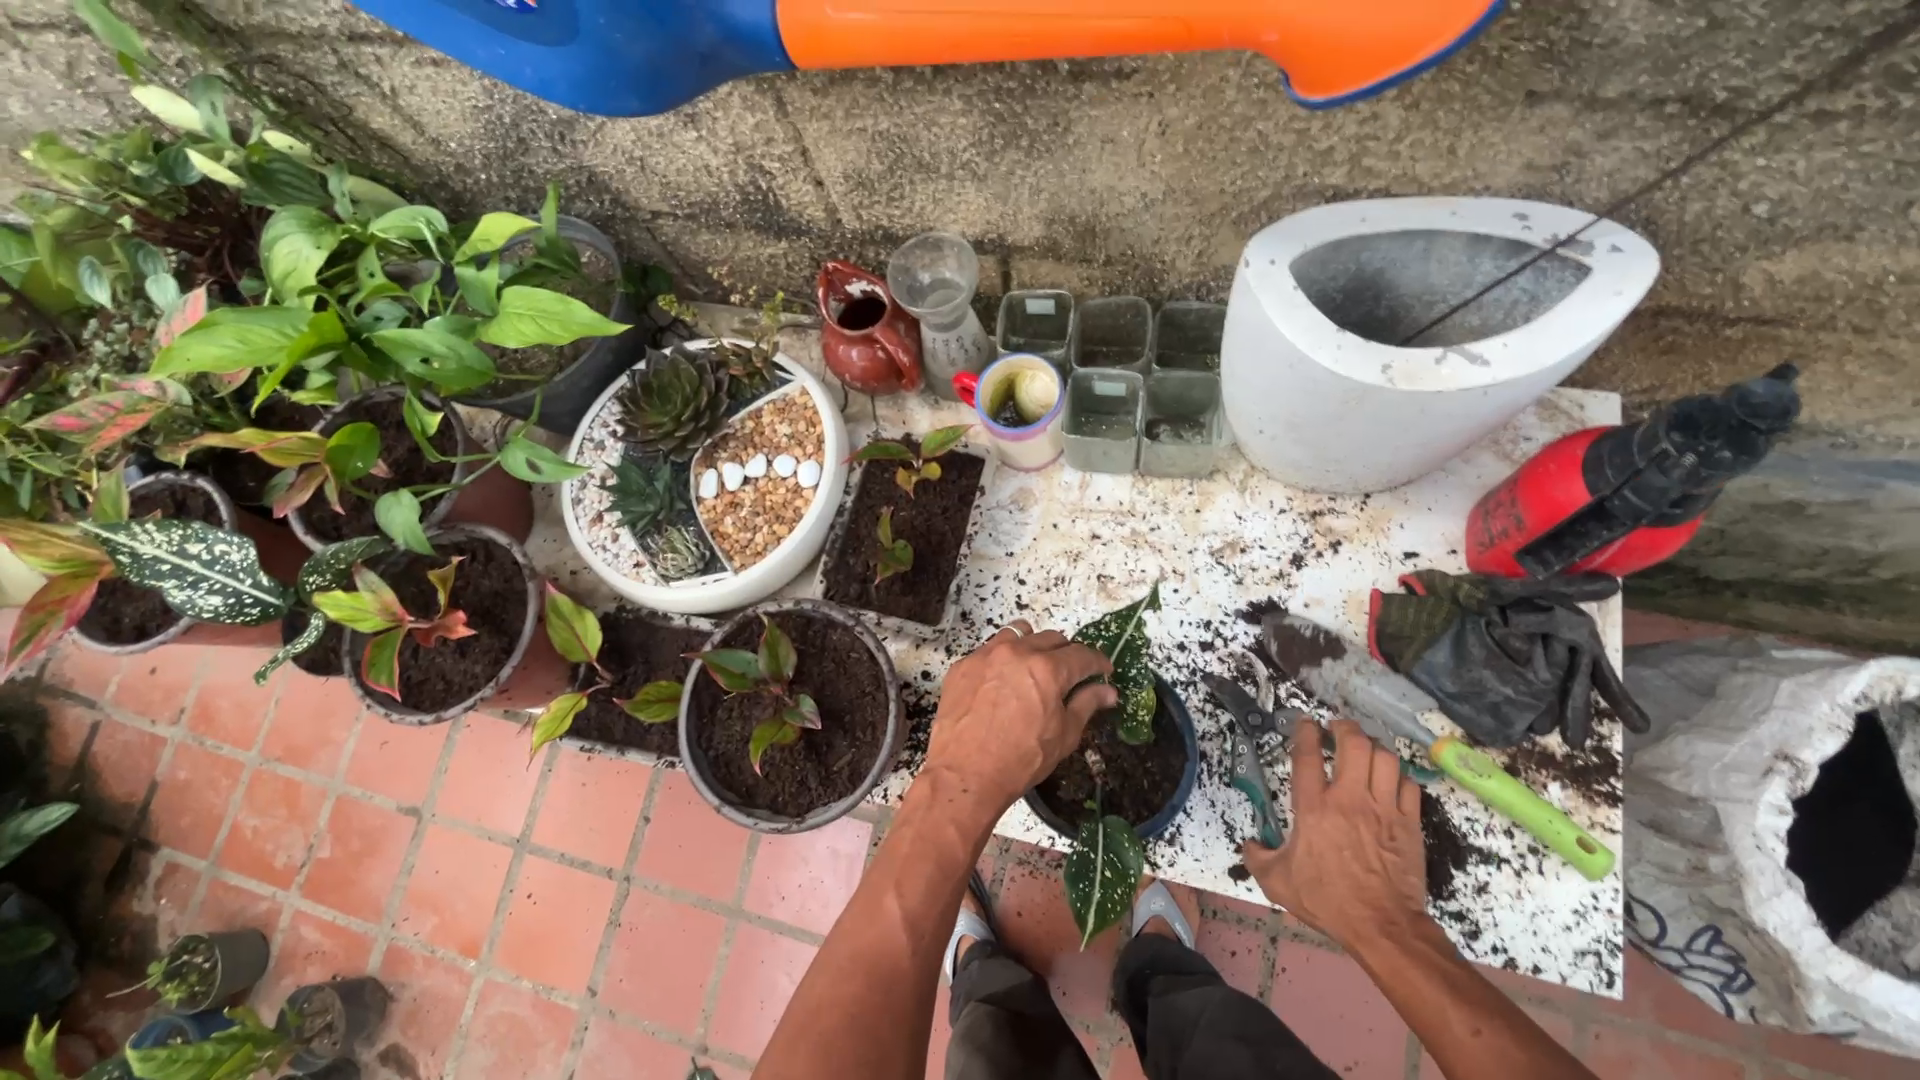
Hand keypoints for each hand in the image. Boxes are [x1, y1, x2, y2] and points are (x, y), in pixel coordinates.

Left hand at [923, 620, 1118, 810]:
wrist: (965, 774)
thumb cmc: (1020, 760)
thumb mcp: (1064, 735)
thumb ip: (1086, 705)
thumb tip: (1107, 690)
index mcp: (1047, 669)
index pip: (1082, 655)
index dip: (1097, 662)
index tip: (1103, 669)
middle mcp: (1017, 653)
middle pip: (1051, 639)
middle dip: (1066, 653)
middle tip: (1070, 673)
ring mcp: (986, 656)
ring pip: (1017, 635)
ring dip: (1032, 646)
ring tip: (1034, 667)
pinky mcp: (963, 666)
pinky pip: (989, 650)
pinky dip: (1003, 659)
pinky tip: (1002, 681)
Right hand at [1241, 718, 1428, 949]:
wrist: (1381, 925)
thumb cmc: (1327, 901)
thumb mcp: (1276, 882)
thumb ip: (1257, 857)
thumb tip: (1250, 844)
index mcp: (1313, 809)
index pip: (1307, 756)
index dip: (1305, 732)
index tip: (1306, 724)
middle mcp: (1349, 799)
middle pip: (1353, 743)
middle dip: (1345, 728)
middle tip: (1337, 729)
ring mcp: (1383, 809)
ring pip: (1385, 758)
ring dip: (1374, 747)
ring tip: (1365, 749)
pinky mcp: (1409, 823)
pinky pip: (1409, 784)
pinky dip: (1399, 775)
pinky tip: (1391, 780)